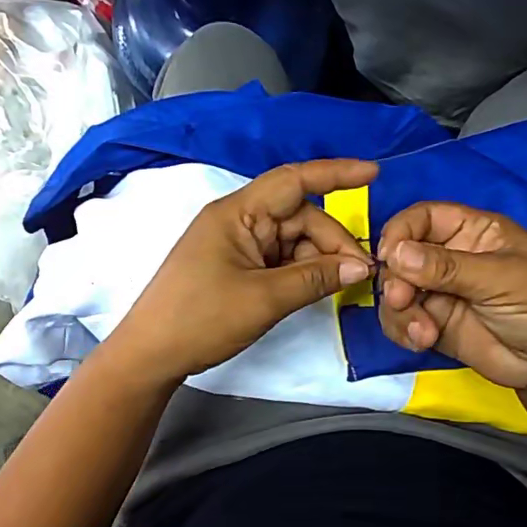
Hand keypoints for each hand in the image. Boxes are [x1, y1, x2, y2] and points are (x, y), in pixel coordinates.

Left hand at [105, 159, 377, 382]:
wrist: (151, 353)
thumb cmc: (200, 318)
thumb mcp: (265, 298)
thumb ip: (316, 278)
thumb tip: (361, 266)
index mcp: (237, 212)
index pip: (294, 180)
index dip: (336, 173)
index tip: (374, 173)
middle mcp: (237, 220)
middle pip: (298, 216)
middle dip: (332, 240)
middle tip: (361, 272)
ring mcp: (235, 243)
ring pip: (291, 240)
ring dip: (317, 259)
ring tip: (338, 286)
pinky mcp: (234, 266)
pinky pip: (277, 259)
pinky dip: (299, 271)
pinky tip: (315, 288)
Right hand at [376, 201, 526, 390]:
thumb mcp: (501, 278)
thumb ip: (447, 267)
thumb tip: (395, 253)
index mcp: (472, 232)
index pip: (423, 218)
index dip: (401, 231)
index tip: (388, 255)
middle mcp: (450, 258)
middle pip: (401, 256)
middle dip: (395, 279)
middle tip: (402, 300)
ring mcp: (440, 293)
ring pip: (395, 290)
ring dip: (399, 310)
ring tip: (422, 331)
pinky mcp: (434, 324)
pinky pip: (401, 321)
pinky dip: (402, 330)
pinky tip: (422, 341)